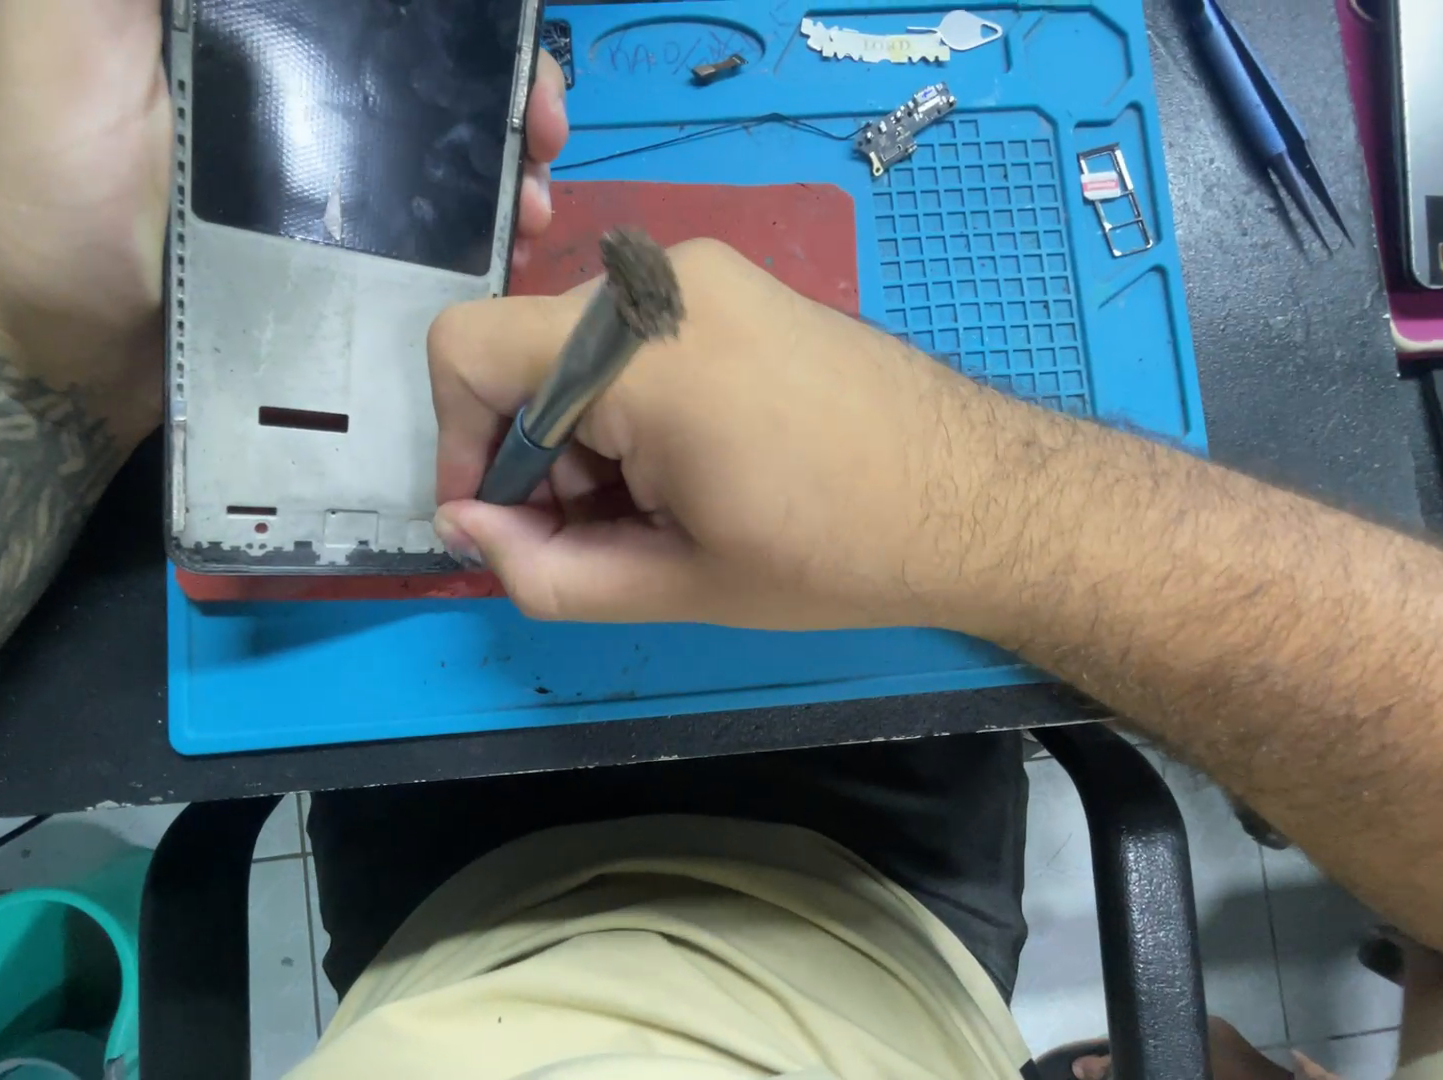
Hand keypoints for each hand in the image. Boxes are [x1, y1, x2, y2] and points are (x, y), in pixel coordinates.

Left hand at [0, 0, 567, 444]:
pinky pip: (432, 233)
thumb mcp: (64, 32)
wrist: (75, 357)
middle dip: (499, 96)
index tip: (504, 50)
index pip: (378, 17)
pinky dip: (480, 234)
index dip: (453, 26)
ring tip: (535, 206)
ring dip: (505, 169)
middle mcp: (300, 97)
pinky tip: (512, 246)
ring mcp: (331, 185)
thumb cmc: (56, 198)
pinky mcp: (349, 254)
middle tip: (543, 133)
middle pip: (427, 79)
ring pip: (443, 157)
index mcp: (247, 31)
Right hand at [428, 239, 1008, 629]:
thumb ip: (546, 569)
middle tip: (606, 538)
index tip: (504, 523)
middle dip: (539, 460)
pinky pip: (640, 342)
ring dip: (591, 443)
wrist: (983, 500)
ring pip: (583, 356)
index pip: (466, 352)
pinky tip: (695, 471)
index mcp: (634, 347)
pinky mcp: (742, 290)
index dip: (460, 446)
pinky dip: (635, 412)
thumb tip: (468, 526)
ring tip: (666, 513)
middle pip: (528, 361)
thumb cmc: (833, 553)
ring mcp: (707, 275)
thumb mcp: (675, 584)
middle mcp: (660, 281)